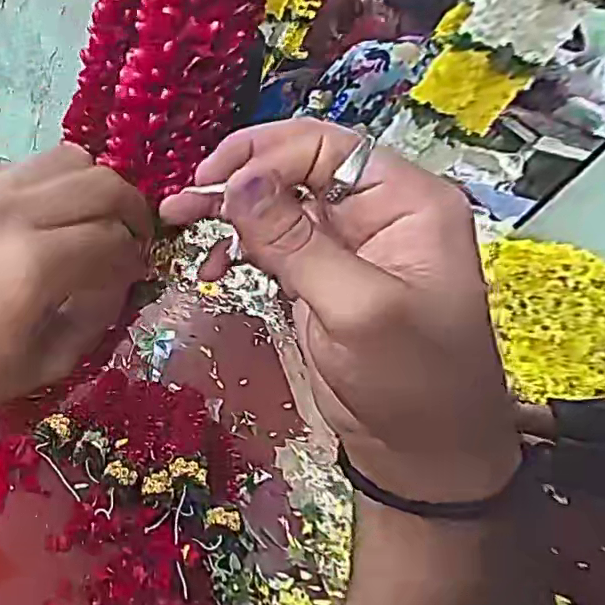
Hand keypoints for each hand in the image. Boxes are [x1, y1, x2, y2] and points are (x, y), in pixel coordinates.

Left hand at [0, 144, 149, 432]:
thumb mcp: (57, 357)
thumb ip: (105, 306)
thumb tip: (127, 265)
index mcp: (32, 265)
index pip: (113, 238)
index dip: (135, 256)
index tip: (136, 269)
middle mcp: (5, 214)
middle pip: (99, 183)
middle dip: (130, 210)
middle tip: (130, 235)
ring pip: (65, 159)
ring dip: (90, 189)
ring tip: (88, 219)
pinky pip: (21, 169)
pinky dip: (45, 190)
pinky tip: (38, 221)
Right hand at [160, 119, 516, 501]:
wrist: (423, 456)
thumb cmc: (411, 383)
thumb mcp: (356, 309)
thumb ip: (296, 241)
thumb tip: (237, 182)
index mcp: (405, 201)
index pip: (327, 148)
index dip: (267, 158)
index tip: (216, 188)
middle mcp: (376, 211)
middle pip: (298, 166)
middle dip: (240, 178)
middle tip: (187, 197)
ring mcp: (345, 244)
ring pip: (278, 203)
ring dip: (230, 211)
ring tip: (181, 219)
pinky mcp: (319, 276)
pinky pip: (272, 243)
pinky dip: (239, 248)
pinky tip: (214, 267)